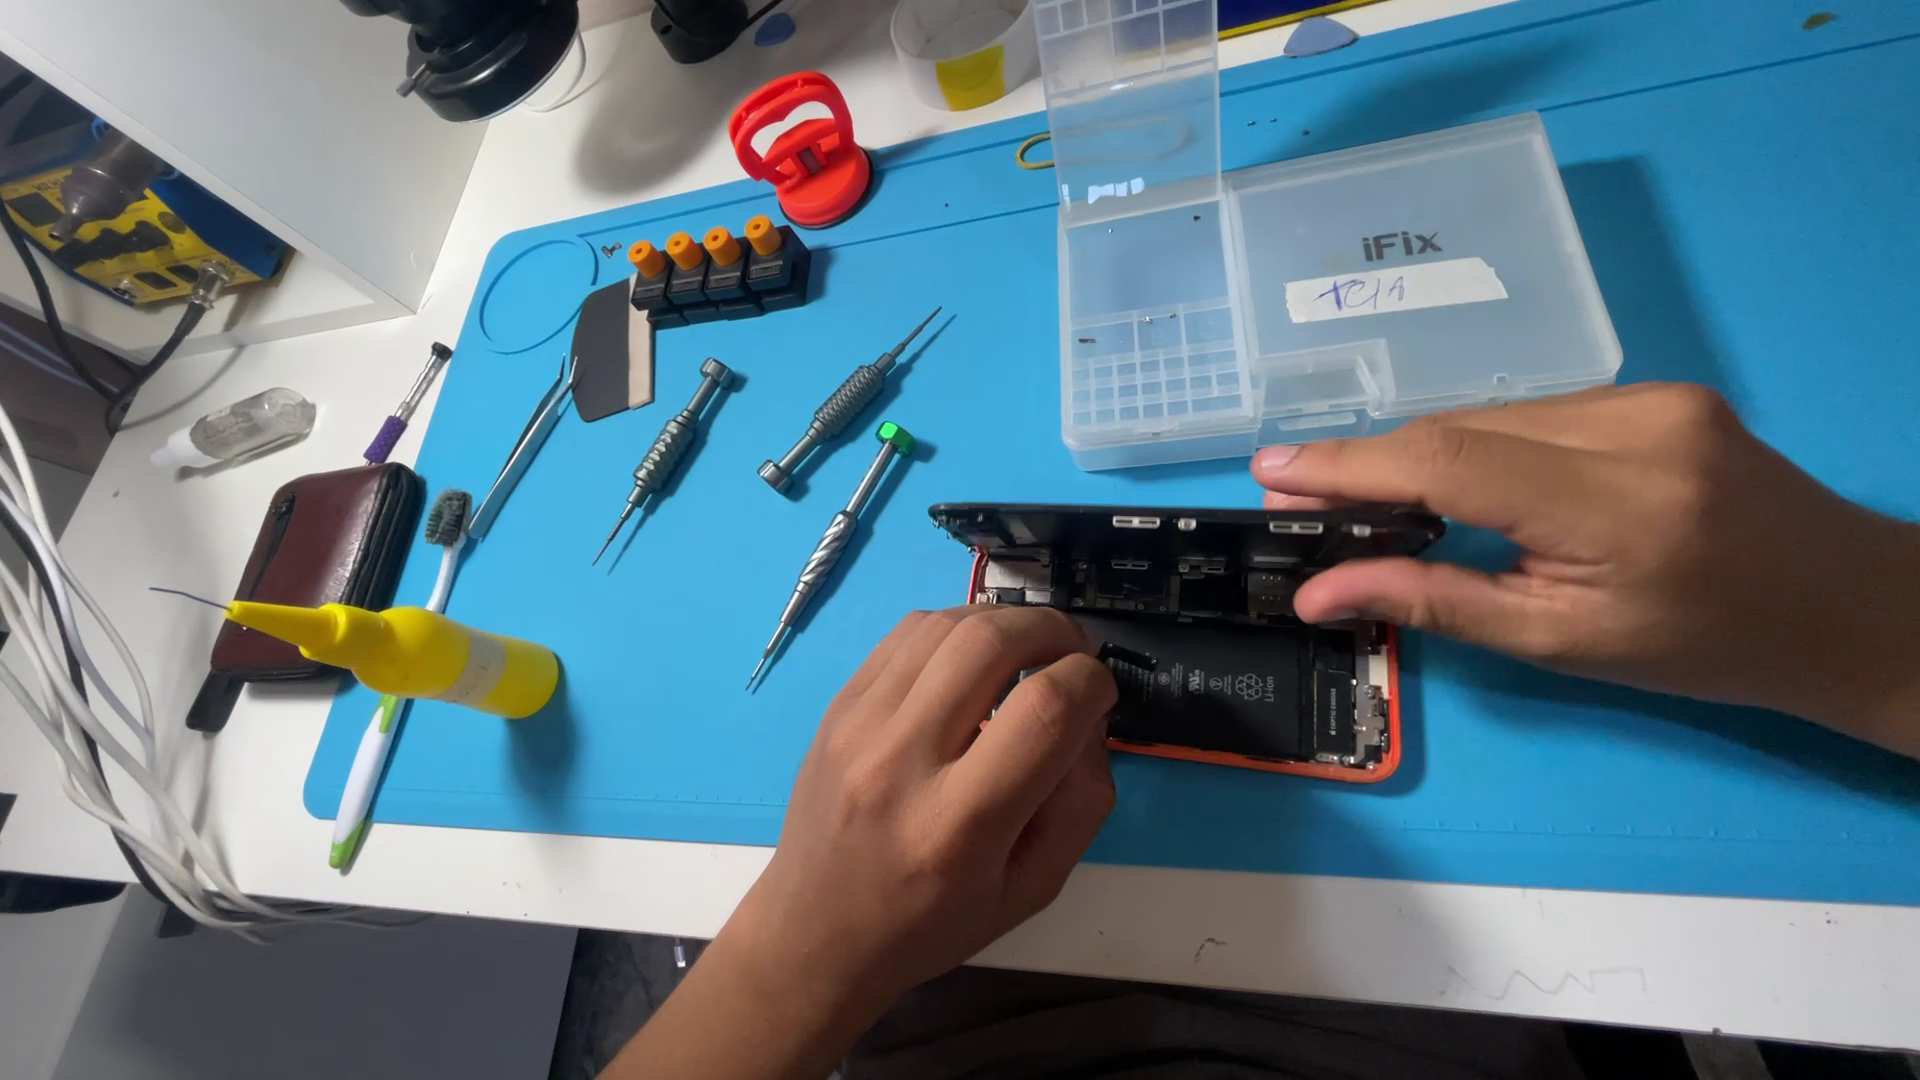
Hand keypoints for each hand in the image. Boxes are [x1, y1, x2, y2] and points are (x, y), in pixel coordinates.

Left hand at [608, 605, 1115, 1079]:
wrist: (814, 930)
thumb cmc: (930, 923)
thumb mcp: (1032, 889)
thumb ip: (1082, 802)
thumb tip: (1086, 715)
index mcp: (956, 826)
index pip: (1043, 712)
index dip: (1090, 683)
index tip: (1099, 692)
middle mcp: (900, 760)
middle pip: (991, 643)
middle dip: (1053, 630)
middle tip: (1074, 652)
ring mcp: (859, 721)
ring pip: (946, 624)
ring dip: (1006, 620)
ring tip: (1030, 646)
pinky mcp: (839, 701)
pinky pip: (908, 631)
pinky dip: (958, 626)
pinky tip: (975, 651)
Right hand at [1252, 382, 1919, 754]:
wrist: (1851, 607)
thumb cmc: (1697, 645)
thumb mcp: (1553, 639)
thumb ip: (1428, 602)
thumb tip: (1314, 593)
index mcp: (1616, 504)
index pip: (1448, 462)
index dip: (1348, 464)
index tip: (1272, 472)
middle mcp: (1633, 426)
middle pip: (1452, 430)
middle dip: (1362, 463)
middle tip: (1296, 496)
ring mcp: (1646, 398)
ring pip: (1477, 417)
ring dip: (1404, 455)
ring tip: (1352, 494)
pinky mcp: (1646, 392)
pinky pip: (1516, 414)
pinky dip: (1456, 446)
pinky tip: (1434, 479)